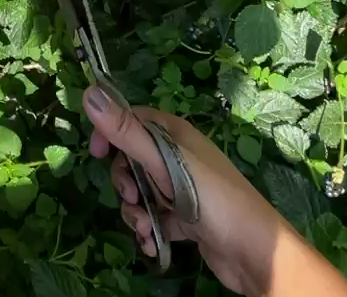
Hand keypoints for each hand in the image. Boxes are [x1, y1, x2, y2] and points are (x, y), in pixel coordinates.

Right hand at [84, 86, 346, 296]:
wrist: (257, 254)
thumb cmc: (212, 197)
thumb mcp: (165, 162)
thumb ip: (126, 131)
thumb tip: (89, 93)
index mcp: (174, 134)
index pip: (131, 120)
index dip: (111, 134)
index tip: (98, 154)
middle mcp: (177, 156)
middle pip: (133, 159)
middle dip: (124, 182)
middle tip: (132, 198)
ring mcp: (183, 189)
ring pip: (142, 192)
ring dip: (136, 212)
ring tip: (145, 229)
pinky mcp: (187, 218)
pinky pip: (156, 217)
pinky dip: (150, 230)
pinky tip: (153, 245)